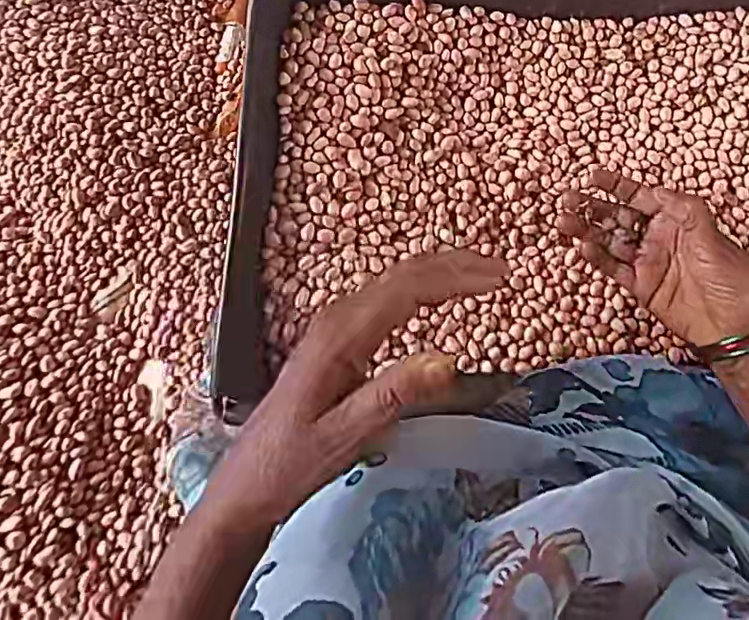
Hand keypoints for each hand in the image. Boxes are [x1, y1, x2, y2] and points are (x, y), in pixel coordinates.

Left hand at [195, 249, 507, 530]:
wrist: (245, 482)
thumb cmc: (290, 464)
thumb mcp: (341, 438)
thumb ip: (391, 396)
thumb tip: (448, 360)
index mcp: (342, 333)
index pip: (409, 287)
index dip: (457, 277)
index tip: (499, 278)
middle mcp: (340, 317)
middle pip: (405, 273)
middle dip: (457, 265)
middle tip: (503, 272)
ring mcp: (338, 323)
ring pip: (398, 280)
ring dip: (443, 272)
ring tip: (484, 276)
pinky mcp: (341, 336)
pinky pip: (390, 297)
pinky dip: (425, 288)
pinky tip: (442, 296)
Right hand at [555, 168, 748, 348]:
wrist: (741, 327)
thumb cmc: (734, 277)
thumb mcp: (712, 234)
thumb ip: (683, 207)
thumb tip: (655, 189)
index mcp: (674, 218)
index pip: (638, 196)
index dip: (614, 186)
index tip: (591, 176)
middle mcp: (657, 237)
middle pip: (617, 217)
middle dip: (591, 206)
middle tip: (566, 198)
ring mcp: (648, 262)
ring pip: (609, 241)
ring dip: (586, 230)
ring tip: (563, 221)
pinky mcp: (642, 287)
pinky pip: (615, 269)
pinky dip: (598, 258)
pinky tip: (583, 247)